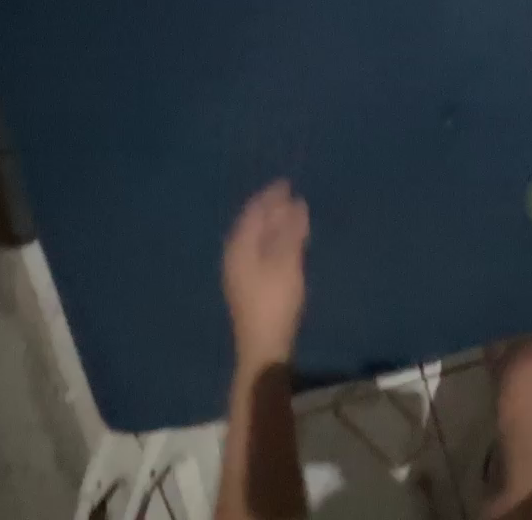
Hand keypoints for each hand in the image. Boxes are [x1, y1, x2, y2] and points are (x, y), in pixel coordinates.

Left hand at [222, 179, 309, 362]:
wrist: (264, 348)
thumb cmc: (275, 301)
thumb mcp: (287, 261)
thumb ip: (291, 230)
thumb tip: (296, 203)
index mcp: (239, 248)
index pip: (253, 212)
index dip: (269, 196)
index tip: (286, 182)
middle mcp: (234, 257)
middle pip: (252, 225)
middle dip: (271, 209)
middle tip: (291, 196)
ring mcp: (240, 273)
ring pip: (256, 239)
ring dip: (273, 225)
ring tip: (292, 215)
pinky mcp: (249, 286)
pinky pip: (260, 251)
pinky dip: (274, 240)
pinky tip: (287, 242)